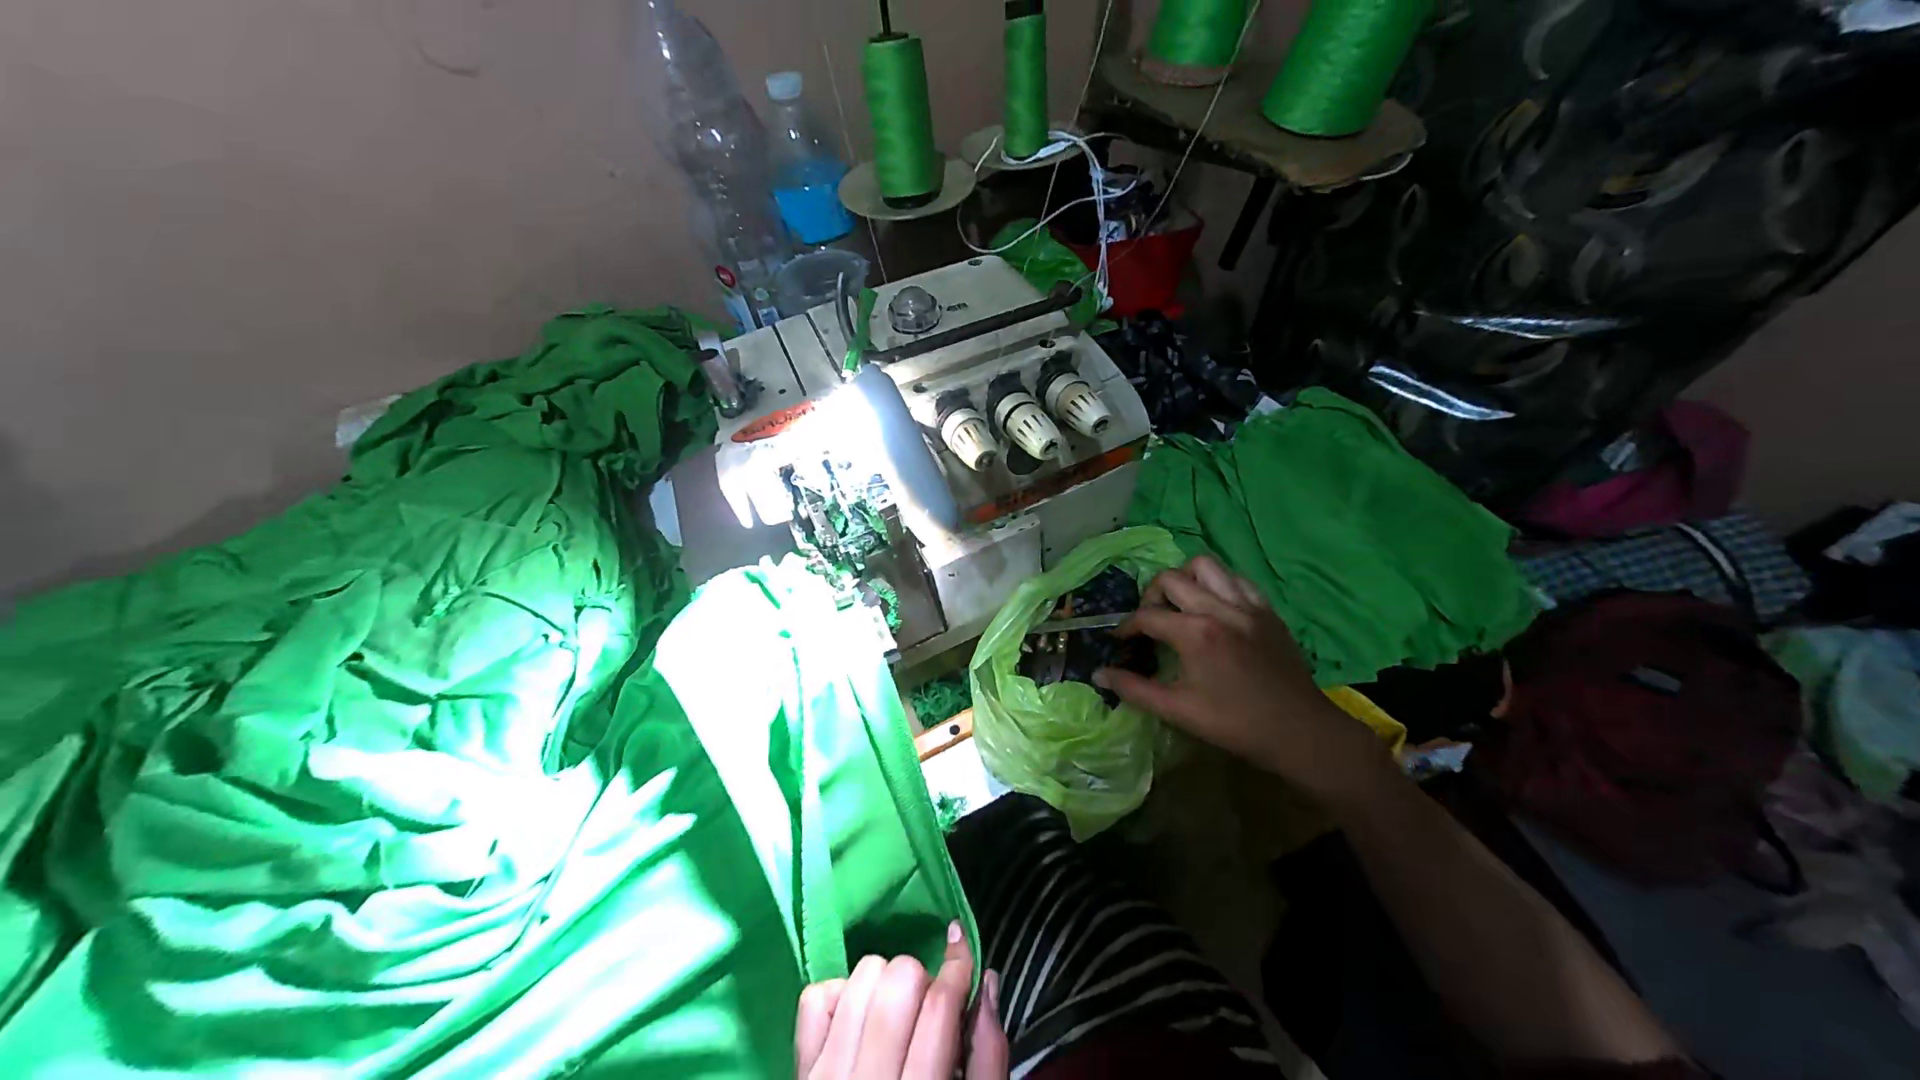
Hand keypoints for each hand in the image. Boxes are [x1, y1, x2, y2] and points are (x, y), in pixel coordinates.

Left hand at [795, 921, 1007, 1079]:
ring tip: (894, 1013)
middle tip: (928, 1007)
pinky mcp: (800, 1072)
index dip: (957, 966)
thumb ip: (989, 1056)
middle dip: (920, 979)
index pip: (938, 1008)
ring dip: (884, 982)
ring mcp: (825, 1079)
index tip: (961, 948)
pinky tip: (858, 1022)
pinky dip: (840, 995)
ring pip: (859, 980)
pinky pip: (816, 999)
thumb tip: (985, 979)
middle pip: (897, 983)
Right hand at [1094, 555, 1394, 808]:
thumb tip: (1098, 674)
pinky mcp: (1266, 609)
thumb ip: (1135, 689)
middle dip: (1151, 596)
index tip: (1119, 641)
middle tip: (1149, 621)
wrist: (1299, 731)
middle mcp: (1219, 608)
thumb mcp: (1178, 711)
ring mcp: (1247, 605)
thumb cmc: (1235, 724)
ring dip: (1184, 579)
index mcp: (1195, 633)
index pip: (1146, 616)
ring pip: (1205, 566)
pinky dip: (1217, 584)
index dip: (1126, 627)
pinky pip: (1235, 578)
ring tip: (1180, 605)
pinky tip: (1213, 607)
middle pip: (1171, 579)